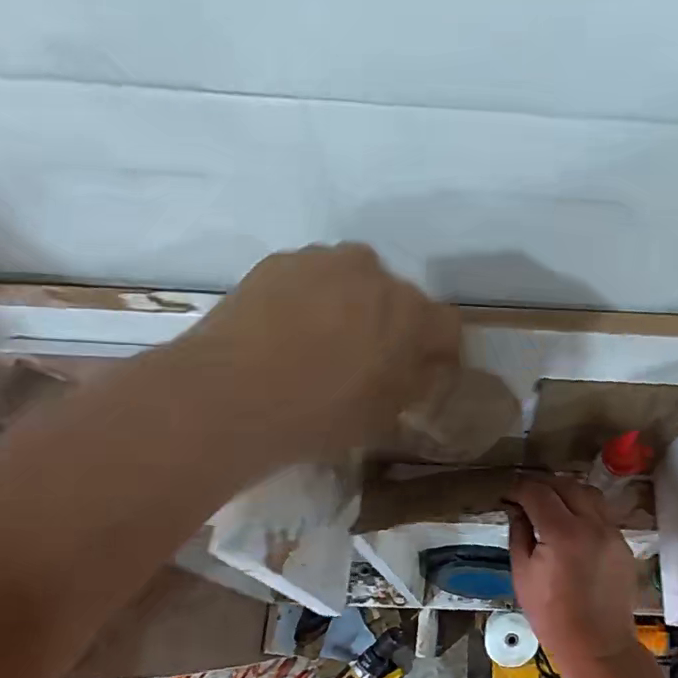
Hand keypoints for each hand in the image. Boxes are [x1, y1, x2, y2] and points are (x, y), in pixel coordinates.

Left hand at [185, 243, 460, 453]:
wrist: (231, 395)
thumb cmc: (321, 415)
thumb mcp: (383, 415)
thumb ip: (412, 383)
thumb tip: (418, 367)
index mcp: (412, 314)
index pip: (446, 327)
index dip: (437, 352)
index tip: (421, 373)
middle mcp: (375, 273)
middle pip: (397, 297)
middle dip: (390, 324)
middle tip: (366, 360)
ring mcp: (323, 261)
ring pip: (352, 281)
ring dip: (348, 305)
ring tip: (320, 344)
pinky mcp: (278, 261)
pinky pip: (309, 279)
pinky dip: (308, 300)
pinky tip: (285, 333)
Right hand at [506, 477, 642, 671]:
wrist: (597, 645)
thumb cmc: (552, 616)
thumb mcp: (523, 575)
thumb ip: (519, 534)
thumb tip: (516, 509)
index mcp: (563, 533)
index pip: (538, 493)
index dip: (518, 489)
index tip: (507, 495)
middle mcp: (592, 524)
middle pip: (566, 485)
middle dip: (542, 485)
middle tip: (525, 496)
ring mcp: (612, 532)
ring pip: (589, 494)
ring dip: (567, 492)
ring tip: (550, 505)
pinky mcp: (623, 544)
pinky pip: (602, 514)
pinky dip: (584, 510)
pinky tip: (571, 526)